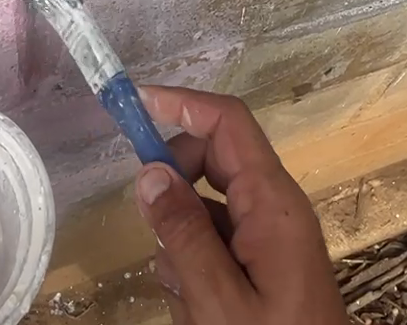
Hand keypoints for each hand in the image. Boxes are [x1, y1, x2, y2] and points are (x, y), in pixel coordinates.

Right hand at [134, 86, 347, 324]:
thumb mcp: (219, 303)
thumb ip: (184, 234)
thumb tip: (150, 171)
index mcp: (272, 200)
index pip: (227, 121)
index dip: (182, 102)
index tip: (133, 104)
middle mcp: (273, 205)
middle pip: (212, 157)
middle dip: (175, 182)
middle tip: (150, 221)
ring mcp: (268, 233)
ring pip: (206, 203)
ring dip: (181, 236)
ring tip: (187, 296)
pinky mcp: (262, 260)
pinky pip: (214, 237)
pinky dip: (192, 262)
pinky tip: (194, 305)